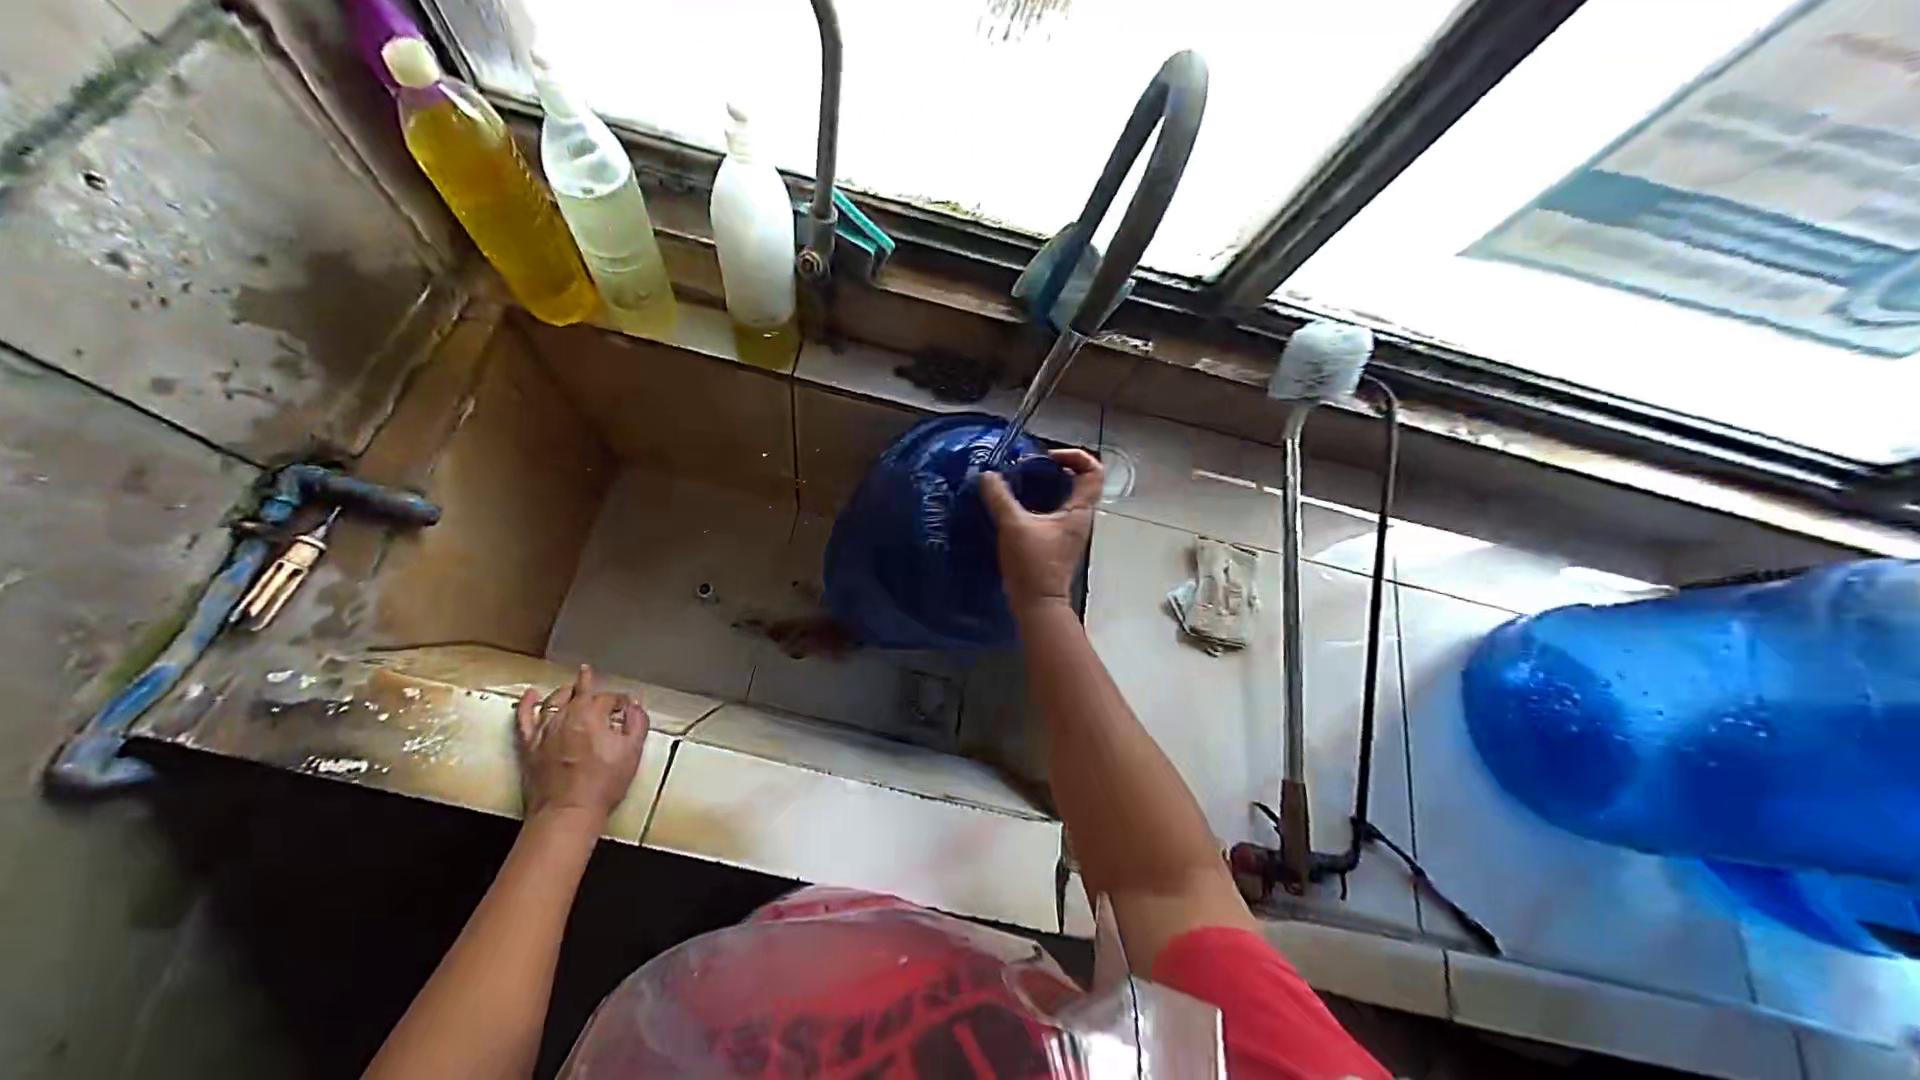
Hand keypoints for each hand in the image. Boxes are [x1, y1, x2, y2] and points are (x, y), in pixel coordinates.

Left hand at [514, 664, 646, 825]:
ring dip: (565, 691)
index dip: (621, 701)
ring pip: (554, 701)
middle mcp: (566, 717)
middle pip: (579, 693)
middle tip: (590, 675)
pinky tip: (530, 694)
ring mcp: (545, 731)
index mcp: (592, 716)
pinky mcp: (529, 746)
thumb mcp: (632, 752)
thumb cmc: (602, 784)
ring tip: (570, 687)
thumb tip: (636, 706)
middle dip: (589, 684)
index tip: (628, 708)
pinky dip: (527, 704)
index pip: (609, 698)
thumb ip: (637, 723)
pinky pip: (524, 718)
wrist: (568, 812)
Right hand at [979, 448, 1103, 613]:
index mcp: (1079, 510)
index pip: (1093, 471)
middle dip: (1053, 469)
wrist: (1036, 604)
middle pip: (1077, 481)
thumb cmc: (1033, 565)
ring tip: (1017, 483)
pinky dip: (1035, 502)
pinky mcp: (1054, 541)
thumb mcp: (1013, 526)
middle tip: (1027, 468)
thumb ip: (999, 498)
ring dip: (1042, 486)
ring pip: (1062, 497)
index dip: (1075, 456)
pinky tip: (1012, 505)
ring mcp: (1067, 531)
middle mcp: (1078, 518)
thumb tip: (987, 475)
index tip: (1048, 458)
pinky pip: (1049, 511)